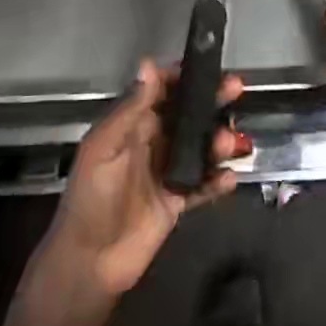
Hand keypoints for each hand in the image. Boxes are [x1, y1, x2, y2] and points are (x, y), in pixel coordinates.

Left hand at [45, 59, 245, 297]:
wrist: (90, 261)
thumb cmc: (91, 197)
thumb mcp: (105, 147)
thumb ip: (130, 109)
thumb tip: (149, 65)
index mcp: (129, 125)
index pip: (158, 92)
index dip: (180, 78)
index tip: (205, 67)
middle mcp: (150, 143)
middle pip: (184, 116)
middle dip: (209, 101)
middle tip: (235, 88)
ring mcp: (165, 172)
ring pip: (198, 148)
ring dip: (217, 141)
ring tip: (231, 141)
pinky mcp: (176, 203)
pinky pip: (202, 186)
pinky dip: (217, 181)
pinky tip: (230, 177)